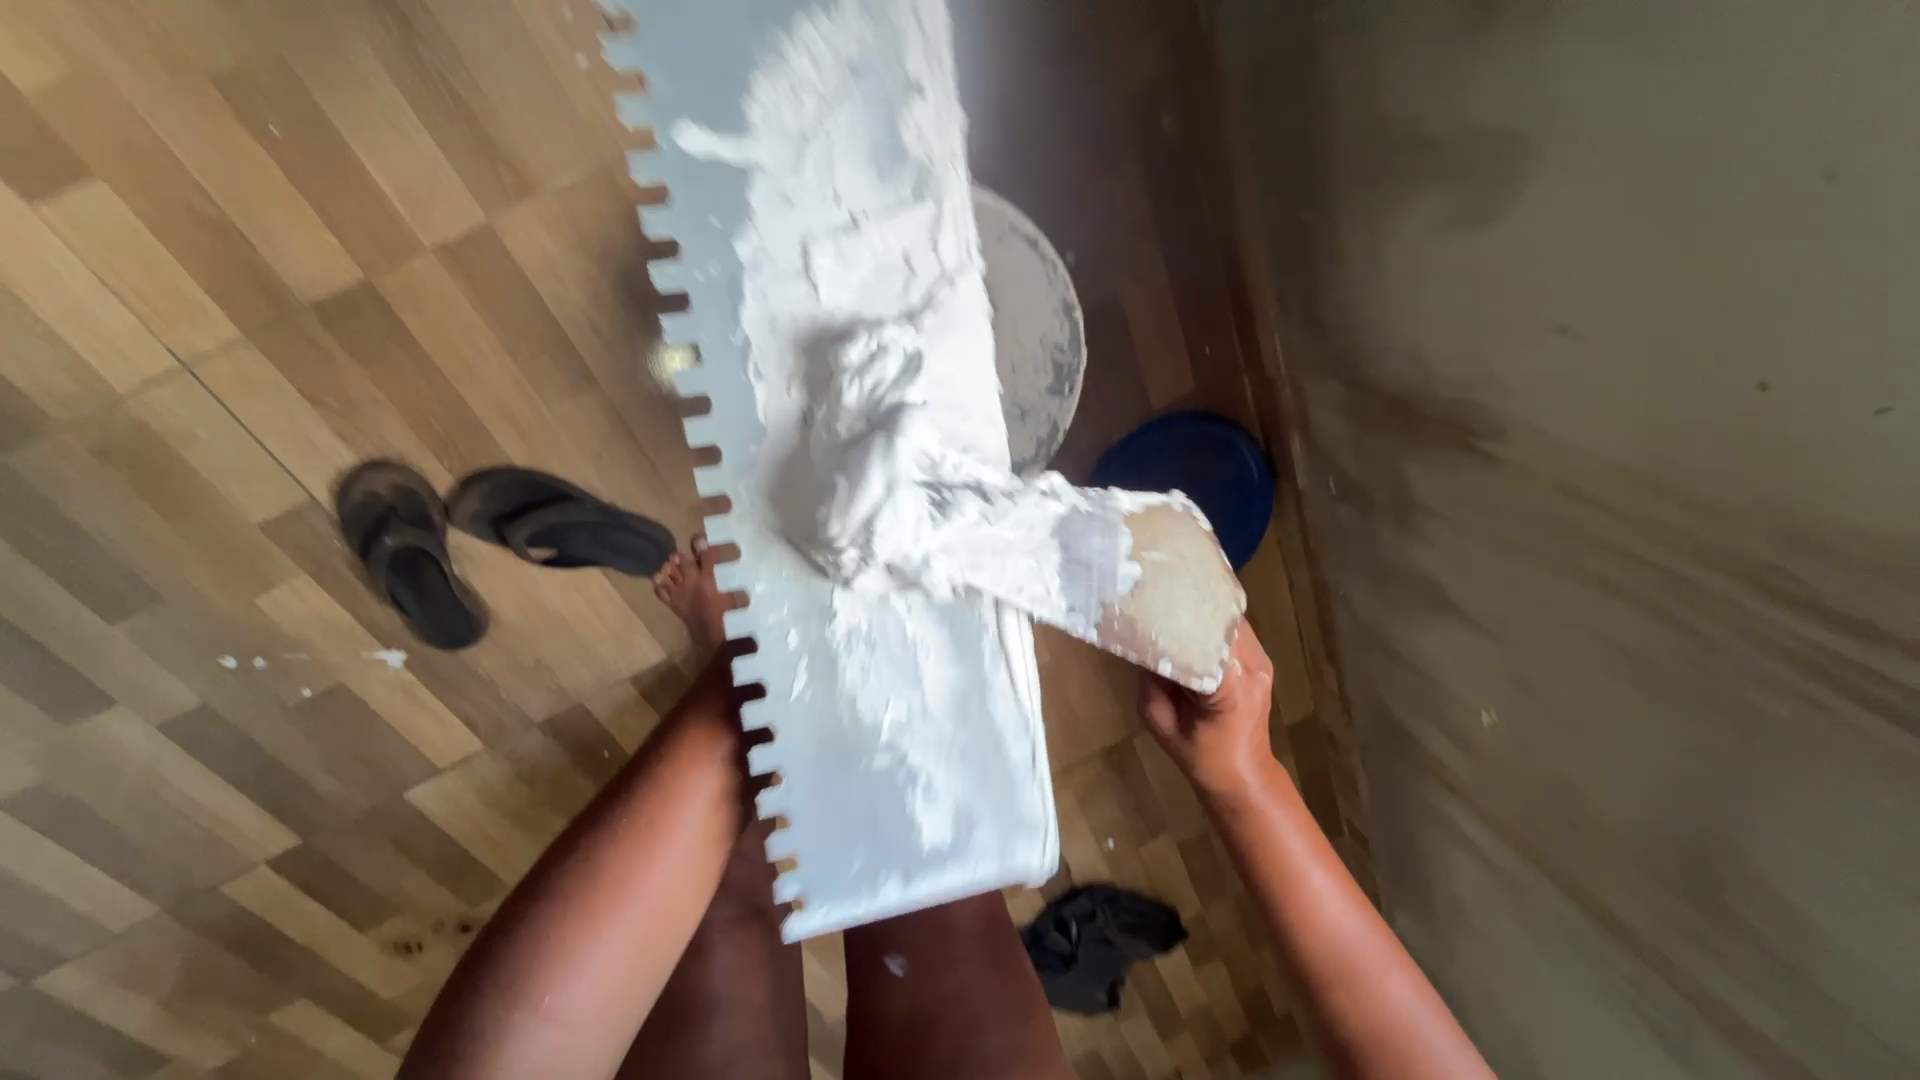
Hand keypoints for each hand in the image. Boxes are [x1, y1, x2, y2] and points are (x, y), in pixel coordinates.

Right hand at [1138, 618, 1277, 798]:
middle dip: (1190, 612)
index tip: (1150, 611)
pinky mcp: (1261, 663)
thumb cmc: (1202, 757)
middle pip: (1220, 622)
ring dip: (1203, 617)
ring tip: (1172, 612)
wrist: (1244, 776)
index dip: (1177, 621)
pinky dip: (1213, 627)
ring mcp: (1262, 662)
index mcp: (1231, 686)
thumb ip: (1150, 684)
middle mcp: (1252, 667)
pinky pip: (1235, 633)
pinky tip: (1191, 628)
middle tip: (1157, 603)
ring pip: (1229, 622)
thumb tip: (1143, 647)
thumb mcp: (1162, 724)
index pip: (1204, 638)